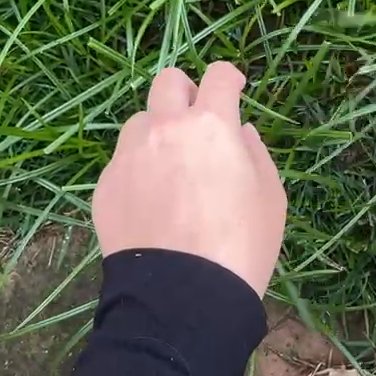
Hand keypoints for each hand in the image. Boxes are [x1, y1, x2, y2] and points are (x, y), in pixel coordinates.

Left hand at [93, 61, 286, 297]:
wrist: (182, 300)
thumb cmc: (241, 246)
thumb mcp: (270, 196)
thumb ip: (254, 152)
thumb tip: (238, 132)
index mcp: (211, 125)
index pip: (217, 75)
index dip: (229, 77)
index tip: (234, 88)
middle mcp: (165, 128)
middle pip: (167, 81)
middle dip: (185, 91)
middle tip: (198, 119)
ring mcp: (129, 156)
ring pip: (140, 122)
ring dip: (158, 132)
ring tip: (171, 169)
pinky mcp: (105, 186)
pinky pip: (122, 162)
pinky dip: (138, 170)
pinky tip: (152, 204)